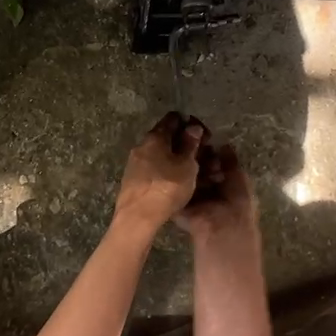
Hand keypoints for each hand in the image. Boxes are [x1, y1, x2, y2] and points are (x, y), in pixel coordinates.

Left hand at [113, 112, 205, 231]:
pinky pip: (153, 168)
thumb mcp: (186, 165)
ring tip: (191, 170)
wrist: (138, 216)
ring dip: (174, 158)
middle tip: (201, 154)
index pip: (173, 119)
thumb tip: (193, 126)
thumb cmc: (167, 187)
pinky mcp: (132, 180)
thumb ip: (190, 144)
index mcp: (154, 137)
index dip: (189, 123)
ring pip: (159, 154)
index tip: (203, 134)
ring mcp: (134, 163)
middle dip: (183, 143)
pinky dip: (165, 170)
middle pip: (165, 137)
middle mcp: (141, 146)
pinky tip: (175, 181)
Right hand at [176, 143, 258, 244]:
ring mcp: (193, 199)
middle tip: (190, 143)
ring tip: (184, 152)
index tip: (203, 138)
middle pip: (198, 170)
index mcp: (226, 186)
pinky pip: (176, 190)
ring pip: (186, 177)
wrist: (223, 227)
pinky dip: (176, 178)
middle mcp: (208, 192)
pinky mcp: (179, 206)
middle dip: (196, 158)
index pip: (213, 165)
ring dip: (186, 166)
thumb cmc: (238, 202)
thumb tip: (223, 144)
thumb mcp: (240, 177)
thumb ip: (230, 161)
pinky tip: (174, 163)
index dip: (209, 152)